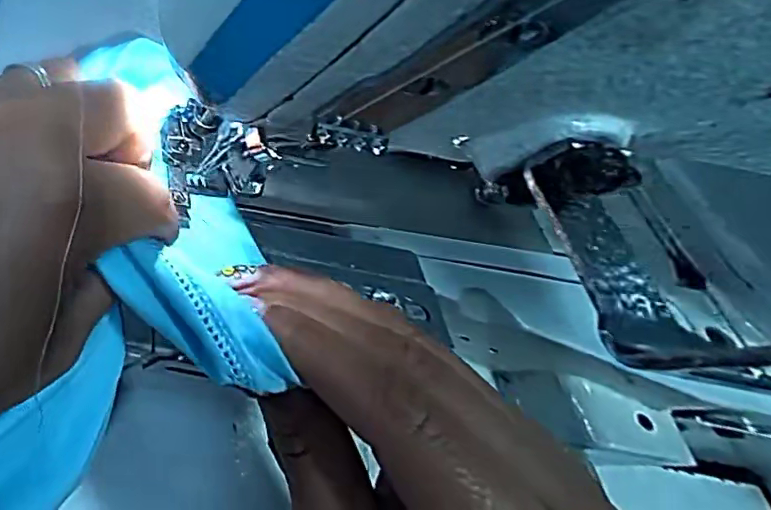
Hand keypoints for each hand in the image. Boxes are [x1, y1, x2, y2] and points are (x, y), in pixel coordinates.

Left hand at [0, 58, 179, 452]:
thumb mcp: (45, 352)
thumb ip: (98, 287)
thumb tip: (110, 248)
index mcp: (58, 191)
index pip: (143, 188)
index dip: (156, 215)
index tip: (147, 231)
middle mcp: (21, 127)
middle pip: (114, 101)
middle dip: (127, 145)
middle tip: (104, 186)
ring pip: (53, 78)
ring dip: (68, 120)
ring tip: (44, 165)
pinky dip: (8, 122)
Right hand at [236, 266, 613, 509]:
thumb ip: (315, 465)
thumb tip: (268, 372)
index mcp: (493, 505)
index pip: (394, 392)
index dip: (312, 340)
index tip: (244, 308)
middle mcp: (526, 458)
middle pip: (408, 353)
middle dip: (315, 308)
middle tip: (244, 283)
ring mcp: (527, 434)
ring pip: (420, 342)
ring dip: (336, 307)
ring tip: (270, 287)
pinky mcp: (511, 422)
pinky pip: (431, 355)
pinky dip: (367, 328)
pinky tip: (324, 313)